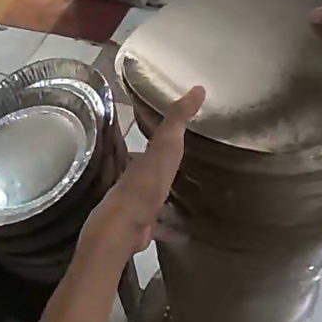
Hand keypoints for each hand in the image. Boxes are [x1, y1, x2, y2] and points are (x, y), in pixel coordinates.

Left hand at [80, 86, 203, 257]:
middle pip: (152, 173)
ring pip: (155, 201)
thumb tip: (197, 87)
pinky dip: (171, 229)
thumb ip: (178, 119)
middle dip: (166, 172)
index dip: (165, 141)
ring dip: (168, 200)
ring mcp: (137, 207)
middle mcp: (135, 181)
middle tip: (189, 170)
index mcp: (140, 160)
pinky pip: (160, 227)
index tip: (180, 140)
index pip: (153, 146)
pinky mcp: (142, 229)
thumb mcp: (165, 145)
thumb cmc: (146, 183)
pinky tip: (186, 234)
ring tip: (191, 201)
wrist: (124, 226)